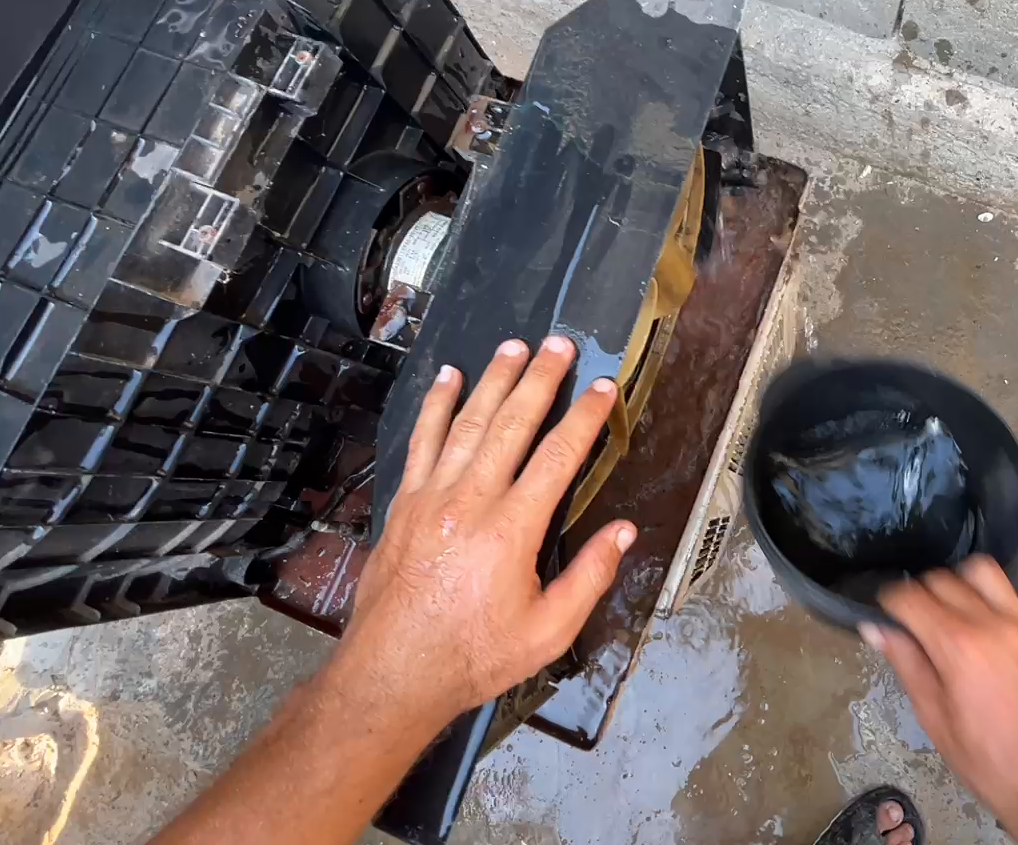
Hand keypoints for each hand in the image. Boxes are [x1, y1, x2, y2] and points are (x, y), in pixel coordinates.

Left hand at [335, 336, 637, 724]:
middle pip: (512, 423)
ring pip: (469, 421)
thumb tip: (626, 530)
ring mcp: (433, 494)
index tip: (604, 387)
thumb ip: (590, 577)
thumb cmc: (476, 654)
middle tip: (559, 342)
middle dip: (539, 378)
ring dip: (494, 379)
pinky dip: (435, 405)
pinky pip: (422, 441)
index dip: (585, 418)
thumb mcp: (549, 631)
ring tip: (514, 345)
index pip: (558, 456)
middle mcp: (473, 498)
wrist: (392, 675)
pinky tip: (448, 376)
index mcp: (513, 528)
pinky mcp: (405, 501)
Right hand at [867, 558, 1017, 844]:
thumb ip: (906, 664)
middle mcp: (990, 622)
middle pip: (942, 578)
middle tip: (915, 616)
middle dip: (920, 591)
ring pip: (985, 570)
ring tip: (957, 601)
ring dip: (963, 577)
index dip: (889, 600)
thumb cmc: (987, 761)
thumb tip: (873, 628)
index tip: (884, 611)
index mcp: (956, 645)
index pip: (909, 597)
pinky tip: (1012, 581)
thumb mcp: (934, 718)